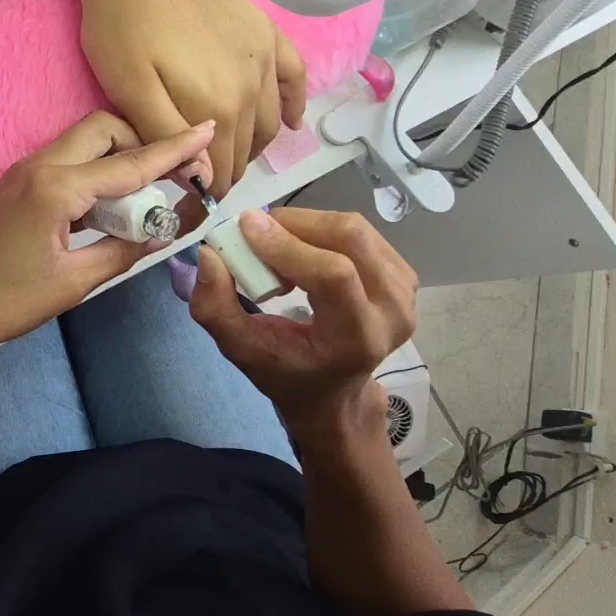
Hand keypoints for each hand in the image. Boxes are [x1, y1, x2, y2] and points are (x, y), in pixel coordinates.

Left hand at [0, 112, 216, 368]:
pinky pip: (66, 164)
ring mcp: (23, 173)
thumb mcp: (73, 283)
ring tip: (149, 194)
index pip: (130, 162)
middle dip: (142, 142)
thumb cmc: (4, 302)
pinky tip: (110, 207)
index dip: (174, 149)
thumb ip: (123, 250)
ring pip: (83, 144)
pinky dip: (95, 173)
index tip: (209, 130)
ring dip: (118, 157)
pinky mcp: (16, 188)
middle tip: (174, 176)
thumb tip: (164, 232)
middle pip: (103, 130)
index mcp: (56, 187)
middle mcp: (40, 166)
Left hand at [74, 0, 306, 196]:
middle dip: (227, 172)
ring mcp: (264, 57)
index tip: (192, 205)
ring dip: (254, 147)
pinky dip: (294, 104)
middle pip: (245, 148)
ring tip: (232, 160)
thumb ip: (165, 137)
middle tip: (205, 184)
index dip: (206, 192)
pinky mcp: (265, 32)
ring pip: (269, 121)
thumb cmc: (120, 31)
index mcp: (216, 107)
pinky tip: (290, 123)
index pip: (219, 168)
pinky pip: (295, 76)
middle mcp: (250, 87)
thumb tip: (202, 176)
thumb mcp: (128, 91)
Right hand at [189, 208, 417, 435]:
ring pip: (353, 228)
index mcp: (355, 339)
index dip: (287, 245)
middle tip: (255, 234)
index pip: (333, 275)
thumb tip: (210, 254)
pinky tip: (301, 252)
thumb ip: (213, 306)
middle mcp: (392, 313)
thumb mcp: (238, 349)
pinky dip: (320, 230)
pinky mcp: (403, 275)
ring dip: (305, 225)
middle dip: (294, 224)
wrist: (331, 391)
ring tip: (277, 249)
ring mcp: (405, 292)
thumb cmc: (283, 371)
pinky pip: (359, 232)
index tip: (245, 227)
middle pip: (349, 239)